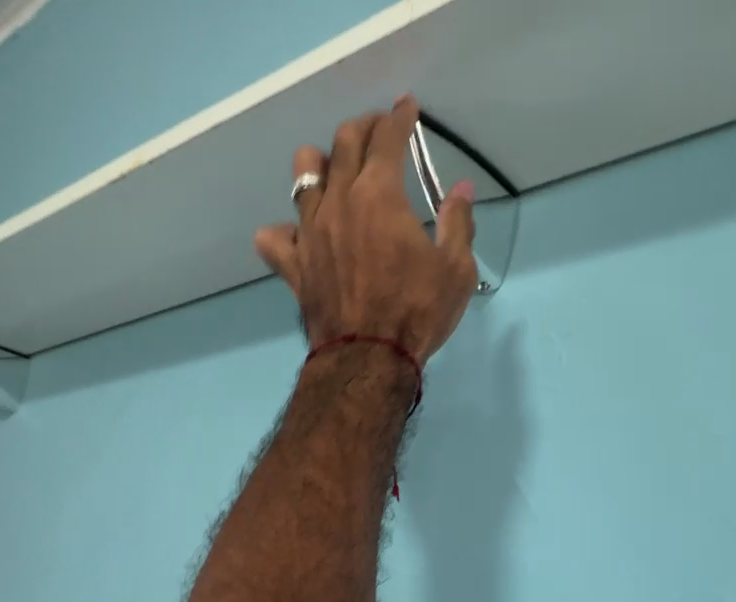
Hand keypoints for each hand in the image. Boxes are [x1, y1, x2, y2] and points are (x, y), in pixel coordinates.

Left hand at [255, 97, 479, 362]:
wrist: (368, 358)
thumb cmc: (417, 311)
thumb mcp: (455, 268)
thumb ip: (457, 222)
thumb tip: (461, 190)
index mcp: (379, 194)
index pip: (387, 138)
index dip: (399, 117)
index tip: (407, 108)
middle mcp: (338, 202)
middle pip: (343, 144)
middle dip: (363, 129)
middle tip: (377, 133)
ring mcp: (309, 232)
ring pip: (302, 176)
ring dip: (319, 163)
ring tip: (334, 170)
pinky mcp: (293, 266)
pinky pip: (274, 238)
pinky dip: (283, 230)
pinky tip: (298, 234)